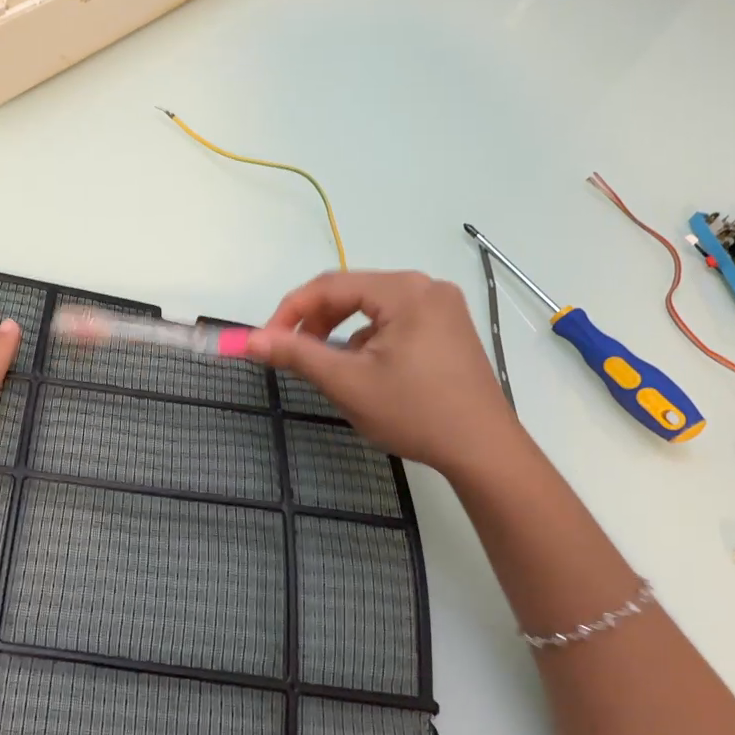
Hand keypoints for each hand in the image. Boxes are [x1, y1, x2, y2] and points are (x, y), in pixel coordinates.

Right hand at [243, 271, 521, 476]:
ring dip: (340, 331)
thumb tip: (250, 340)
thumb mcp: (347, 383)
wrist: (483, 449)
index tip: (265, 342)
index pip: (329, 285)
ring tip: (327, 366)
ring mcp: (442, 307)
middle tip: (290, 354)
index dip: (289, 311)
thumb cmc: (415, 412)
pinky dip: (368, 339)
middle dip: (315, 321)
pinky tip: (366, 371)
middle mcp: (426, 287)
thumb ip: (297, 355)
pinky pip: (394, 321)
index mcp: (404, 291)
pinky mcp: (449, 329)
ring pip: (372, 308)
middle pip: (352, 292)